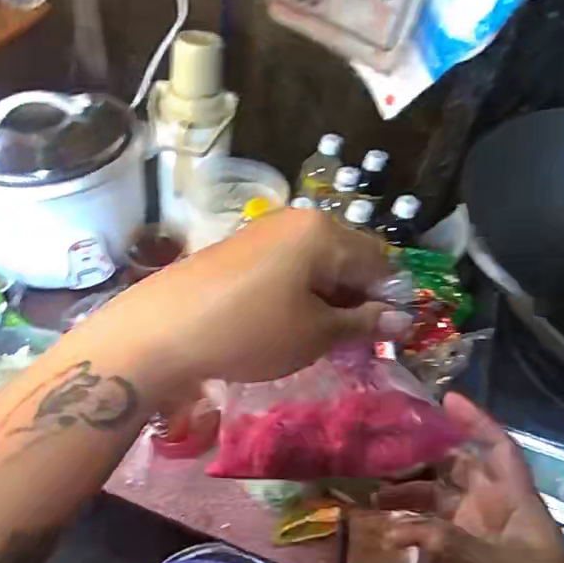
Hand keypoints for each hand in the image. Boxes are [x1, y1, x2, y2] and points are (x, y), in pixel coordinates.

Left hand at [72, 209, 409, 399]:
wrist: (162, 331)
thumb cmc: (251, 331)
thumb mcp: (316, 333)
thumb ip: (363, 323)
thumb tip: (401, 319)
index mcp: (324, 231)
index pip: (379, 262)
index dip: (388, 301)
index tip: (384, 338)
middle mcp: (296, 220)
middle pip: (347, 258)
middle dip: (356, 299)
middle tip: (350, 342)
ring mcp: (264, 232)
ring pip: (316, 265)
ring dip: (327, 300)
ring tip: (317, 338)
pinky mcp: (239, 250)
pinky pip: (286, 268)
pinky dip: (297, 295)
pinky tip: (285, 325)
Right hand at [382, 394, 563, 562]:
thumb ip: (449, 544)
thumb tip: (397, 529)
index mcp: (513, 496)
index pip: (496, 446)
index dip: (475, 420)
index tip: (444, 400)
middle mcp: (496, 505)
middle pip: (458, 469)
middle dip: (424, 460)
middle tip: (385, 455)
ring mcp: (483, 530)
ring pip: (443, 500)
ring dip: (414, 497)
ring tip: (378, 497)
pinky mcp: (474, 554)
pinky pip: (439, 531)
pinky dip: (418, 530)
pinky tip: (392, 534)